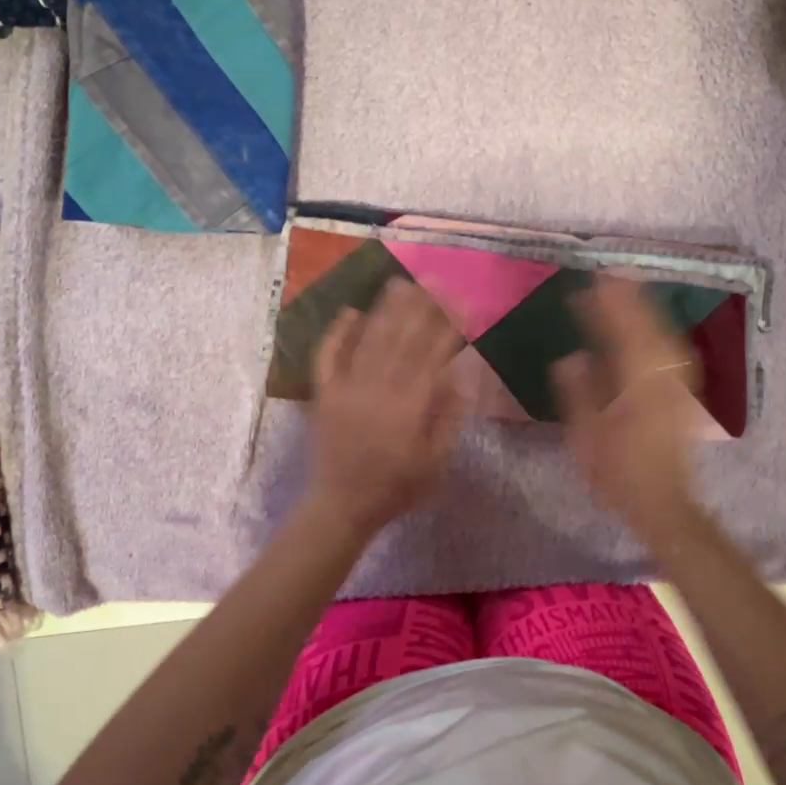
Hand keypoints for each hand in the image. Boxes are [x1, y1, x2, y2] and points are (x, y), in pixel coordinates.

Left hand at [306, 279, 464, 536]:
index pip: (434, 354)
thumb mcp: (436, 460)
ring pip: (370, 340)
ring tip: (398, 283)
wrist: (342, 506)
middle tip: (431, 279)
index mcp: (411, 404)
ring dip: (385, 309)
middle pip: (403, 338)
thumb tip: (459, 374)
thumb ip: (448, 416)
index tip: (460, 300)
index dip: (448, 325)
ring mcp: (348, 387)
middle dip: (420, 306)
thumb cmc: (397, 487)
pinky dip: (338, 334)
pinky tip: (350, 312)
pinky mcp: (325, 394)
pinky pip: (329, 358)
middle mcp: (380, 387)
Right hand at [553, 277, 703, 539]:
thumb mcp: (585, 436)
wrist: (665, 504)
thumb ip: (578, 393)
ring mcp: (678, 385)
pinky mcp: (685, 394)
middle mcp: (661, 377)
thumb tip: (570, 357)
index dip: (606, 305)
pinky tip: (653, 328)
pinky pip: (674, 350)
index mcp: (634, 384)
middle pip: (648, 325)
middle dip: (630, 297)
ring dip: (647, 309)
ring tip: (629, 289)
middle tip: (610, 274)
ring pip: (664, 335)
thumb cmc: (618, 474)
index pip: (621, 332)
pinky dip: (661, 330)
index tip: (590, 283)